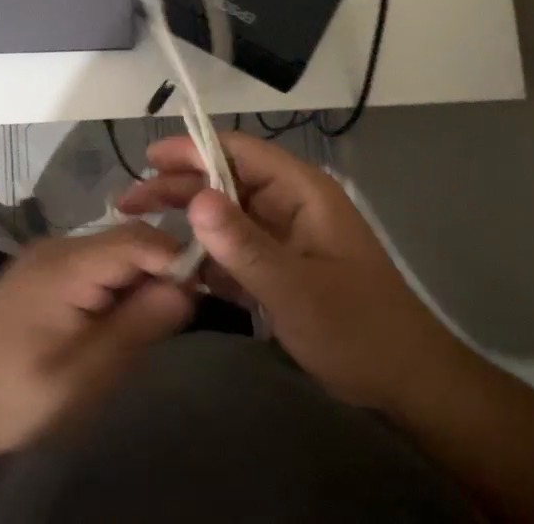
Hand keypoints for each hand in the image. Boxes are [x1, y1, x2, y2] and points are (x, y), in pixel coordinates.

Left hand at [0, 223, 193, 464]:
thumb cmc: (18, 395)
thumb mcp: (86, 372)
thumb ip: (138, 325)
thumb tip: (188, 286)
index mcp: (66, 263)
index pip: (139, 238)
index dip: (177, 258)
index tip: (206, 294)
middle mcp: (56, 247)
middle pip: (127, 243)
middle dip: (159, 274)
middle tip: (179, 321)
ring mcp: (45, 258)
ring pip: (111, 255)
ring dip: (137, 284)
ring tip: (149, 329)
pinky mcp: (40, 274)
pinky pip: (91, 267)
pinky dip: (113, 289)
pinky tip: (115, 325)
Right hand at [118, 131, 454, 409]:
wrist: (404, 383)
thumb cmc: (357, 328)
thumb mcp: (295, 288)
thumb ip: (243, 245)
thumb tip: (193, 199)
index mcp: (302, 191)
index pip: (238, 152)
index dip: (191, 150)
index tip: (147, 161)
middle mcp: (289, 204)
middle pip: (224, 181)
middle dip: (178, 187)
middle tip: (129, 202)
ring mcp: (283, 237)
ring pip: (224, 216)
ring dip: (186, 223)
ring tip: (139, 229)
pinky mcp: (277, 267)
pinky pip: (233, 250)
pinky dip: (206, 256)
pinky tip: (173, 267)